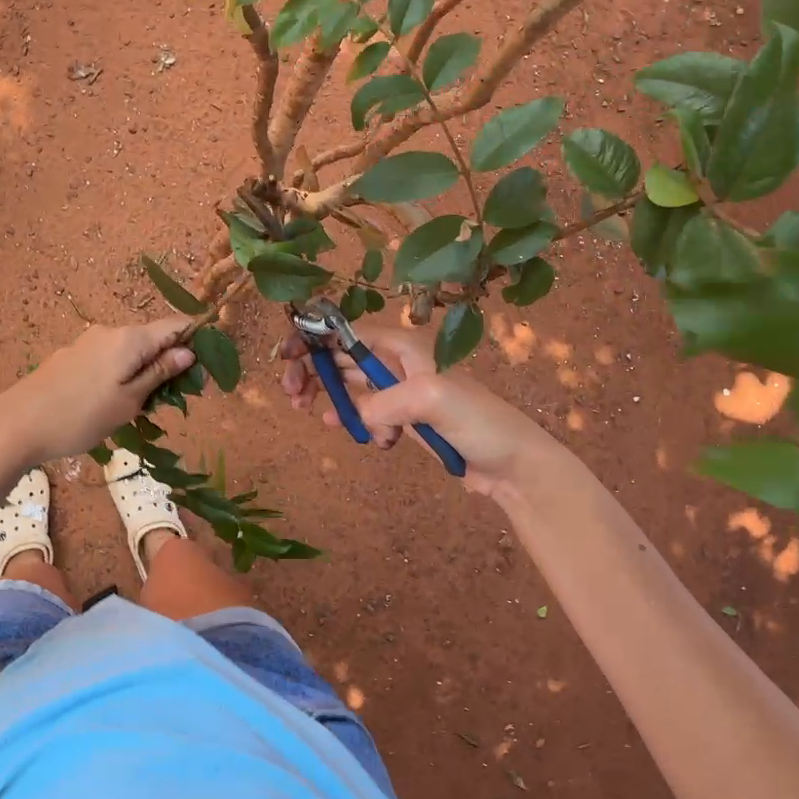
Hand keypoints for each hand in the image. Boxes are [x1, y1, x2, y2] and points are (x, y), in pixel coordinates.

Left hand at [0, 317, 196, 466]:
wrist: (17, 423)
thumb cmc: (81, 416)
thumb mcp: (129, 401)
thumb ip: (159, 374)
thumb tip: (187, 352)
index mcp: (129, 338)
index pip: (174, 325)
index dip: (195, 339)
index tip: (208, 365)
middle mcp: (108, 332)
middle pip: (151, 339)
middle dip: (168, 363)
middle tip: (173, 402)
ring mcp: (85, 344)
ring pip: (128, 352)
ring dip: (143, 373)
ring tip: (141, 410)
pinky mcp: (69, 358)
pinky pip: (107, 360)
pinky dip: (120, 376)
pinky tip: (111, 406)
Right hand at [277, 320, 565, 495]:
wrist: (512, 465)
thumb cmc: (479, 422)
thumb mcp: (431, 401)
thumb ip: (385, 402)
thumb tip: (356, 415)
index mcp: (403, 347)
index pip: (346, 332)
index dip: (313, 337)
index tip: (286, 354)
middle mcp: (396, 363)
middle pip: (339, 355)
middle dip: (310, 368)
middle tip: (291, 392)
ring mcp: (397, 391)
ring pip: (346, 383)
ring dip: (324, 394)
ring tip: (305, 409)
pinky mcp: (399, 417)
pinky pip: (361, 411)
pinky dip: (348, 418)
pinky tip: (339, 426)